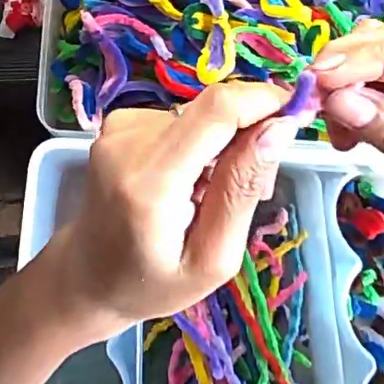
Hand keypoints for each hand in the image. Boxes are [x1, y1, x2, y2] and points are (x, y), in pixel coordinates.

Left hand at [41, 82, 307, 332]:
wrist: (86, 274)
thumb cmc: (152, 283)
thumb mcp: (213, 259)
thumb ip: (242, 189)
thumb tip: (279, 128)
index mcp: (151, 180)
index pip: (217, 109)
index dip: (263, 100)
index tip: (297, 115)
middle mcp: (129, 140)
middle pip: (211, 109)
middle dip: (247, 134)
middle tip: (252, 187)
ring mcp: (118, 126)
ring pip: (198, 114)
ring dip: (220, 144)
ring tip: (209, 195)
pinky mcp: (118, 122)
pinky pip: (178, 119)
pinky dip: (195, 143)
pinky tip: (185, 181)